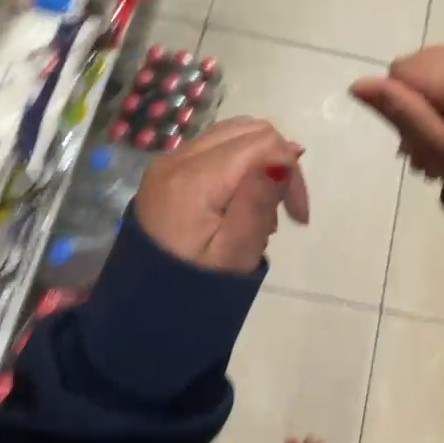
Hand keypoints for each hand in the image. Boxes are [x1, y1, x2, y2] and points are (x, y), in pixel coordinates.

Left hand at [132, 117, 310, 273]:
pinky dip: (241, 161)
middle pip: (248, 129)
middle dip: (278, 159)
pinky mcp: (169, 170)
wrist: (144, 313)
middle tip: (285, 208)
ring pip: (233, 132)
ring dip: (261, 157)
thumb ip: (259, 203)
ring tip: (264, 204)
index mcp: (193, 179)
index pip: (261, 142)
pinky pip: (216, 146)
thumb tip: (286, 156)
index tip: (299, 216)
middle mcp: (178, 158)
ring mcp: (170, 161)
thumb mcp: (234, 255)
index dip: (291, 169)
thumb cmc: (196, 289)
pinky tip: (243, 197)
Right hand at [350, 45, 443, 190]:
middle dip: (415, 100)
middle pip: (420, 63)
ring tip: (443, 133)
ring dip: (431, 94)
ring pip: (435, 61)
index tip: (415, 140)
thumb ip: (399, 112)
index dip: (401, 104)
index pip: (404, 71)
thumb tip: (357, 84)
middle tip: (427, 144)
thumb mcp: (437, 148)